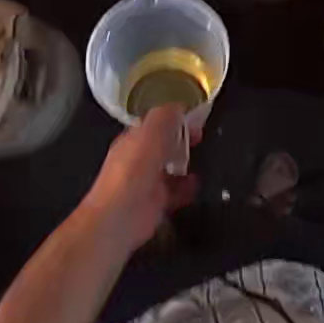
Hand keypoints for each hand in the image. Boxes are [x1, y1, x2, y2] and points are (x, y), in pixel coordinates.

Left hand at [81, 105, 200, 253]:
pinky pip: (176, 191)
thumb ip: (165, 116)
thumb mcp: (151, 132)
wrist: (120, 216)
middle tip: (200, 138)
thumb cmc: (133, 171)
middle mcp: (138, 159)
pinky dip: (187, 187)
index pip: (154, 123)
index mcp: (133, 139)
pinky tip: (196, 184)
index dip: (174, 119)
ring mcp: (147, 182)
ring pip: (170, 167)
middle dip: (182, 140)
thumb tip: (179, 106)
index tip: (193, 118)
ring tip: (203, 159)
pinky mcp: (156, 203)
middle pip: (164, 145)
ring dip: (186, 164)